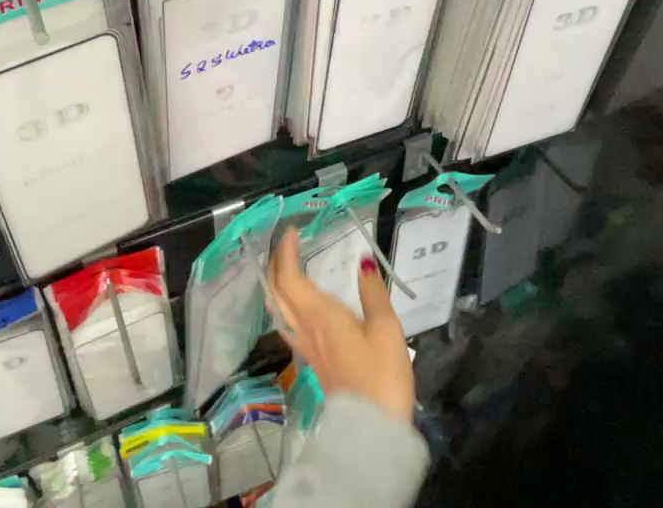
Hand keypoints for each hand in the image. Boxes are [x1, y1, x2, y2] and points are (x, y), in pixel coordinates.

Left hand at [266, 226, 414, 422]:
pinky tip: (297, 305)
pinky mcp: (312, 360)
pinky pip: (288, 323)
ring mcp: (305, 347)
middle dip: (276, 264)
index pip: (290, 277)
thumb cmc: (381, 375)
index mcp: (320, 315)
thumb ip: (372, 293)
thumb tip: (363, 261)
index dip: (285, 253)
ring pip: (279, 308)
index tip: (291, 232)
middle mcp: (305, 328)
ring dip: (278, 284)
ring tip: (287, 267)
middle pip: (277, 292)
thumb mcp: (386, 329)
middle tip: (286, 245)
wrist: (371, 430)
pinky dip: (286, 304)